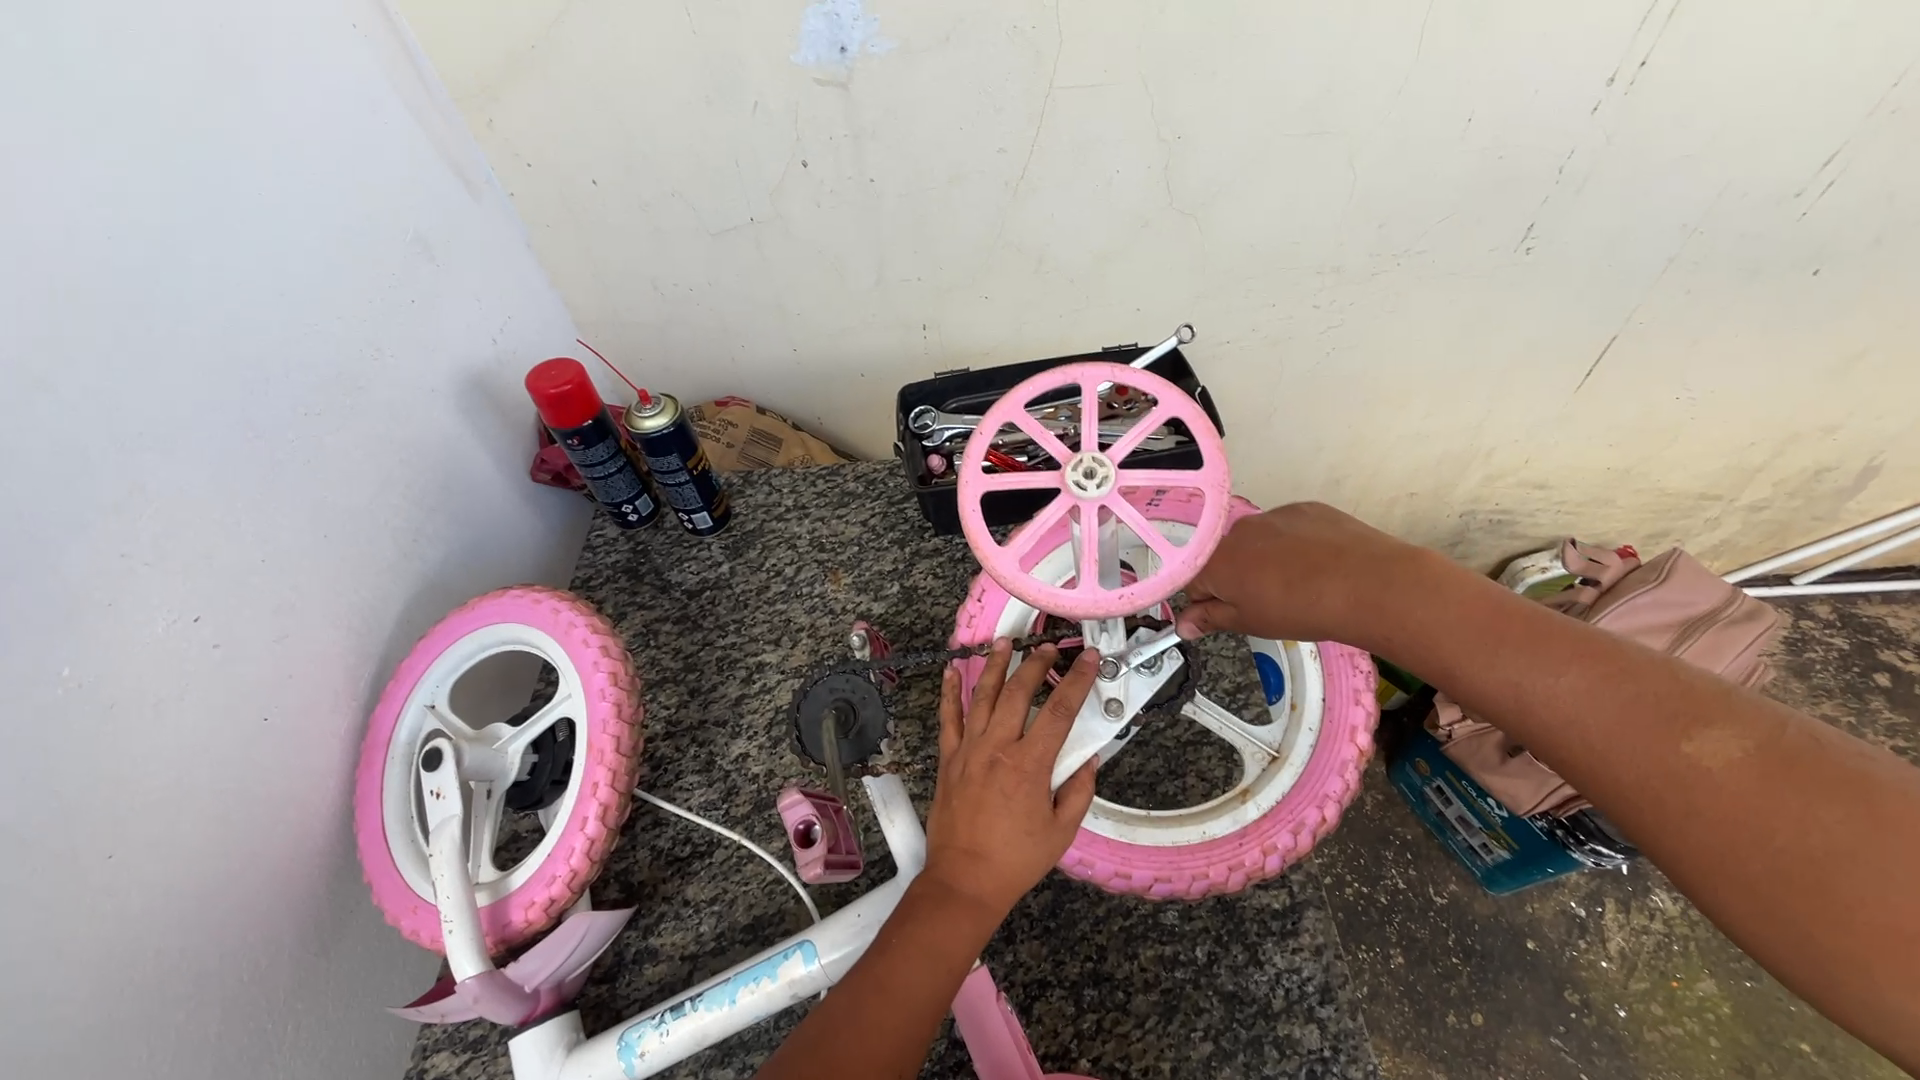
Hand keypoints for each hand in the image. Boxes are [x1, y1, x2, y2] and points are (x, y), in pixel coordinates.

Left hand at [921, 641, 1099, 918]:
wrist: (964, 879)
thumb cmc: (1016, 859)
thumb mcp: (1062, 830)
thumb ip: (1079, 790)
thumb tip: (1090, 758)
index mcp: (1030, 765)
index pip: (1059, 711)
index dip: (1077, 681)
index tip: (1090, 659)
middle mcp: (997, 748)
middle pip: (1018, 692)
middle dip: (1037, 664)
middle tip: (1050, 647)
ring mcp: (968, 750)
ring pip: (981, 696)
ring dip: (994, 666)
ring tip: (1005, 642)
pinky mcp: (948, 759)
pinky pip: (948, 718)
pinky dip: (949, 693)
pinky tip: (951, 671)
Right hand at [1176, 501, 1449, 647]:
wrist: (1367, 584)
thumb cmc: (1300, 609)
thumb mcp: (1250, 623)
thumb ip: (1210, 619)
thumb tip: (1182, 624)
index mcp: (1216, 561)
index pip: (1194, 582)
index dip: (1211, 602)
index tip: (1235, 614)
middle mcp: (1237, 530)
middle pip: (1226, 557)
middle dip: (1240, 577)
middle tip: (1270, 602)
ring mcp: (1274, 515)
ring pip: (1259, 541)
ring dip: (1268, 560)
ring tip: (1301, 585)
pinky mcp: (1306, 508)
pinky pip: (1289, 528)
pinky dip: (1296, 544)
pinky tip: (1320, 564)